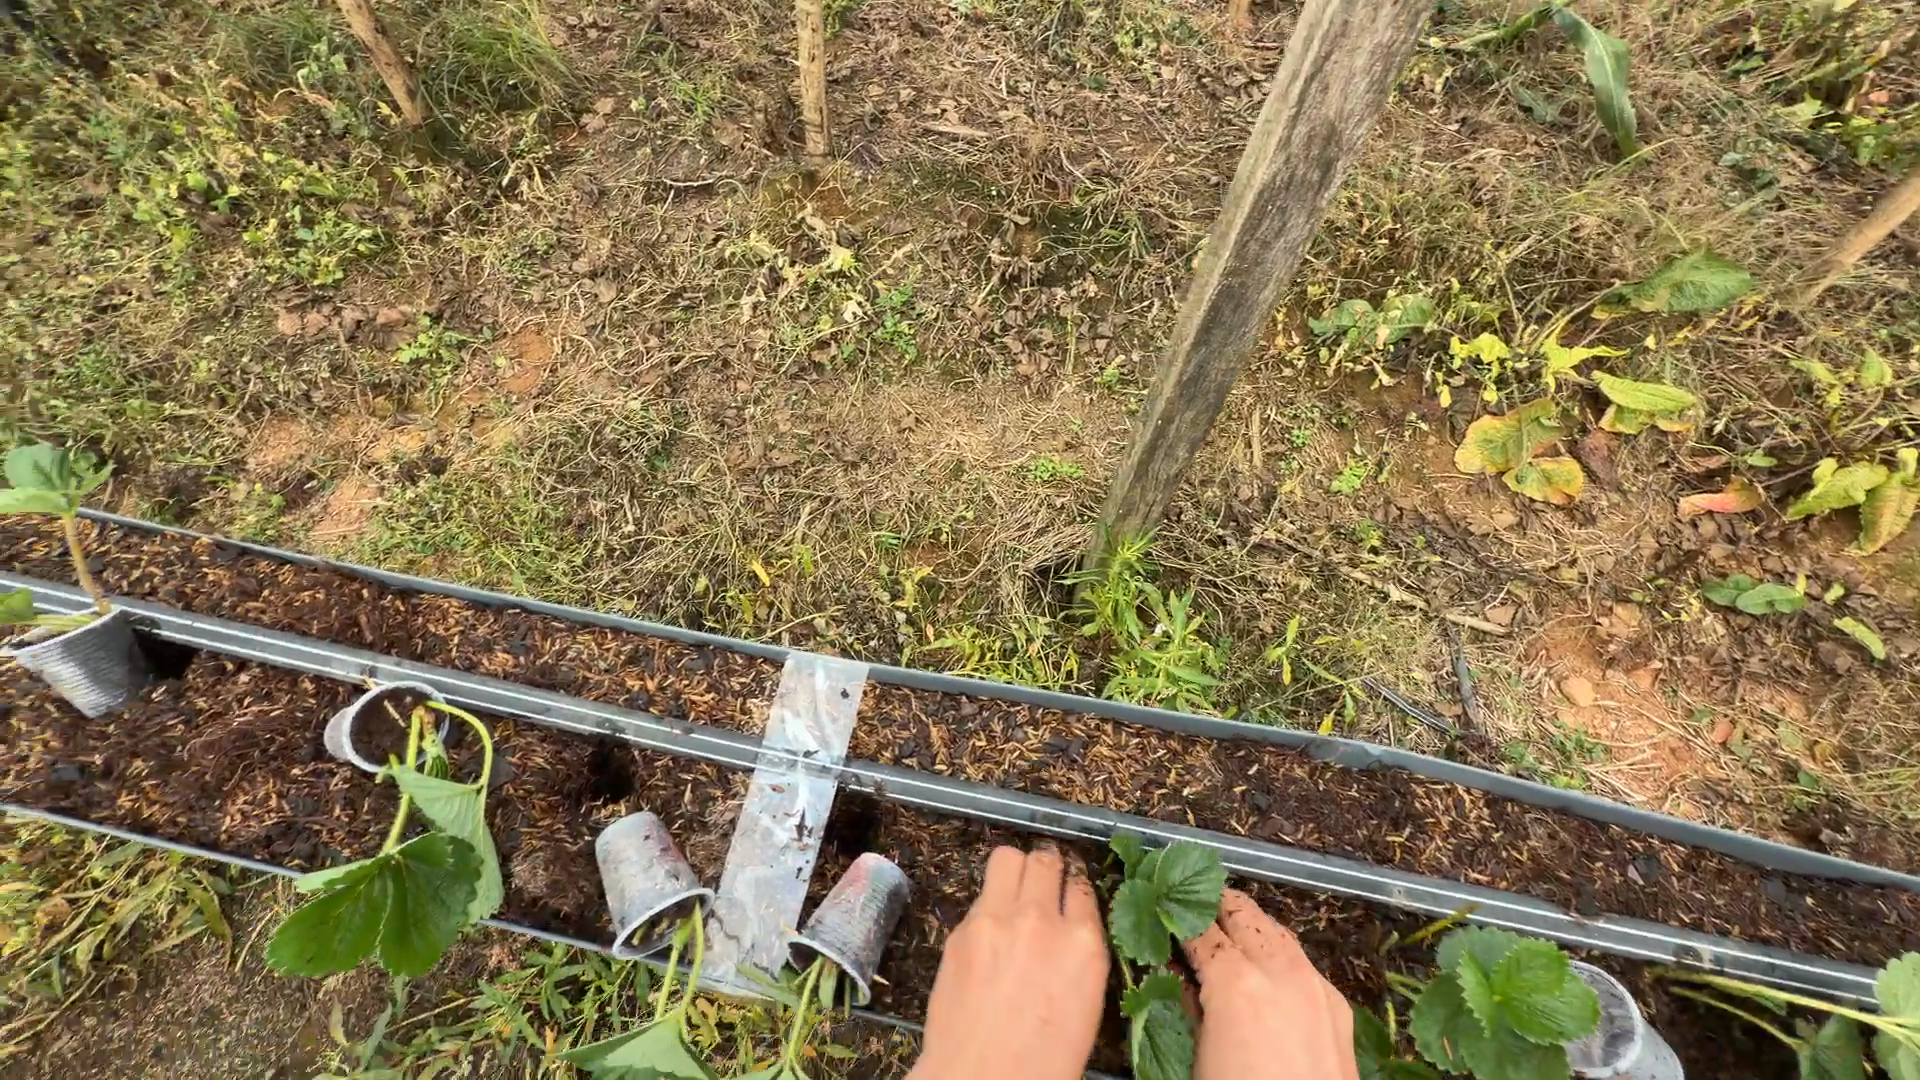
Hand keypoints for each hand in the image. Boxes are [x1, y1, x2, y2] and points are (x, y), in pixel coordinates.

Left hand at [908, 844, 1109, 1079]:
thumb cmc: (1043, 1064)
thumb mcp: (1084, 1006)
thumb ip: (1077, 955)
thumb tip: (1069, 927)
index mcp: (1084, 946)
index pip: (1083, 886)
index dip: (1074, 886)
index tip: (1068, 890)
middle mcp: (1043, 920)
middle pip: (1047, 861)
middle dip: (1046, 868)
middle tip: (1041, 883)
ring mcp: (999, 919)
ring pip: (1009, 858)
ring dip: (1015, 869)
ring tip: (1013, 889)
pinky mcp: (964, 926)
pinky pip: (981, 894)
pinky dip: (988, 903)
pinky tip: (989, 930)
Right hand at [1182, 889, 1358, 1079]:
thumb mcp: (1200, 1057)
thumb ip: (1192, 1005)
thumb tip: (1182, 975)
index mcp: (1234, 980)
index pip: (1198, 928)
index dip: (1178, 920)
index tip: (1163, 915)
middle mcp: (1276, 969)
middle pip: (1239, 912)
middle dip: (1212, 907)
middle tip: (1191, 910)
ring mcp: (1312, 983)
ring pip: (1274, 928)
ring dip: (1247, 924)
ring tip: (1226, 931)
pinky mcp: (1337, 1003)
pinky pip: (1300, 960)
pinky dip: (1277, 953)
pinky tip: (1266, 971)